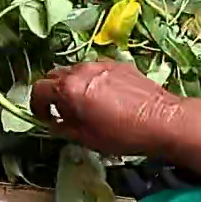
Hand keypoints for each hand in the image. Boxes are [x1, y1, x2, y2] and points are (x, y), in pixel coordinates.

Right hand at [32, 61, 200, 156]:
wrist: (163, 120)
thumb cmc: (123, 134)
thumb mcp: (86, 138)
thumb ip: (64, 127)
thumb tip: (55, 123)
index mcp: (69, 88)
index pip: (39, 90)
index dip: (37, 106)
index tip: (44, 118)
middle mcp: (82, 70)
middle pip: (55, 76)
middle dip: (54, 93)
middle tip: (63, 112)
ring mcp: (101, 64)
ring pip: (76, 71)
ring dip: (73, 85)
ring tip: (86, 105)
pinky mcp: (119, 63)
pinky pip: (96, 69)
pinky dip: (92, 80)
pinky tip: (105, 97)